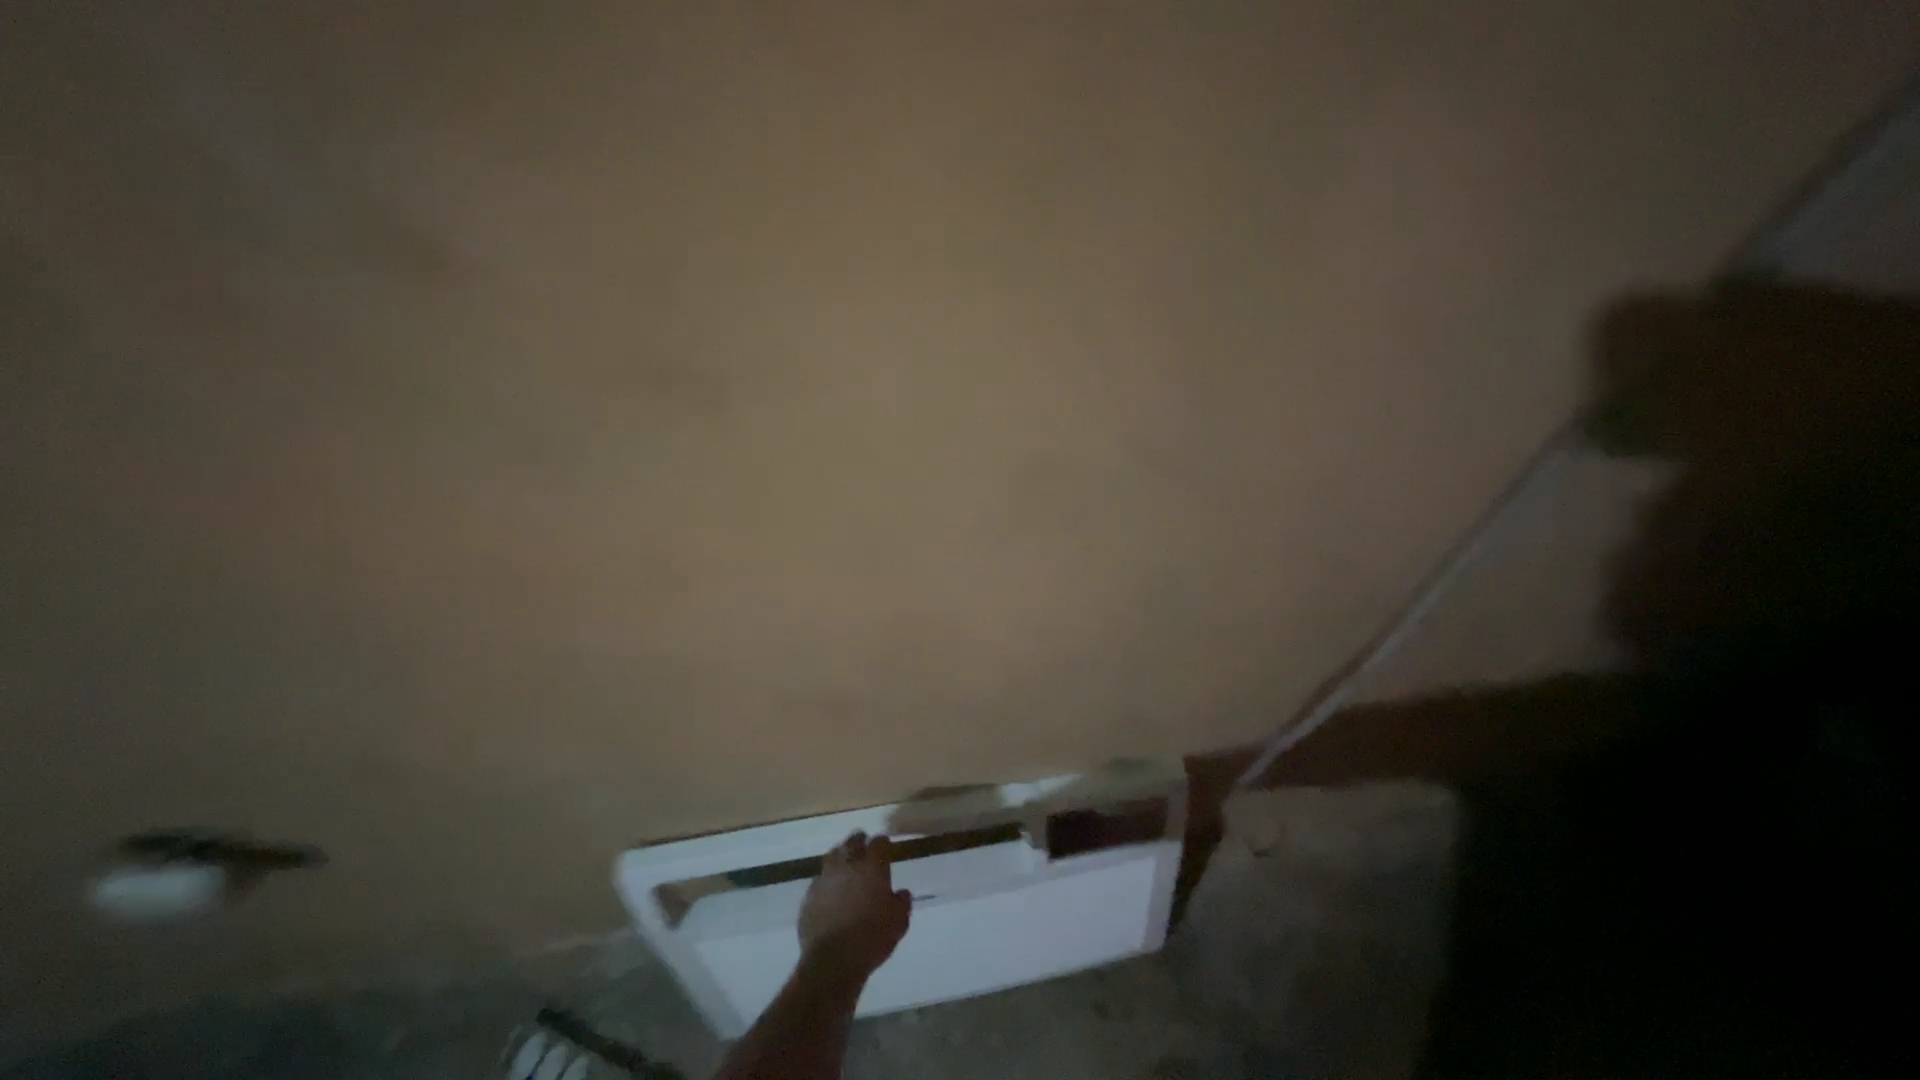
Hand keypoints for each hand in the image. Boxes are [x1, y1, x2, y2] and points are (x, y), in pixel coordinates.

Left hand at [797, 832, 911, 981]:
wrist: (833, 960)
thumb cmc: (872, 938)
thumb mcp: (898, 922)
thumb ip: (902, 902)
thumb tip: (902, 892)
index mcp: (872, 867)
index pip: (878, 843)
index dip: (883, 843)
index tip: (886, 846)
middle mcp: (847, 865)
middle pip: (852, 842)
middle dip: (859, 841)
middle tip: (864, 846)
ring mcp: (825, 878)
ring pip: (832, 856)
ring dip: (841, 856)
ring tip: (846, 863)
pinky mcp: (809, 895)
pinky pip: (820, 879)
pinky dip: (827, 880)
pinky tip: (831, 890)